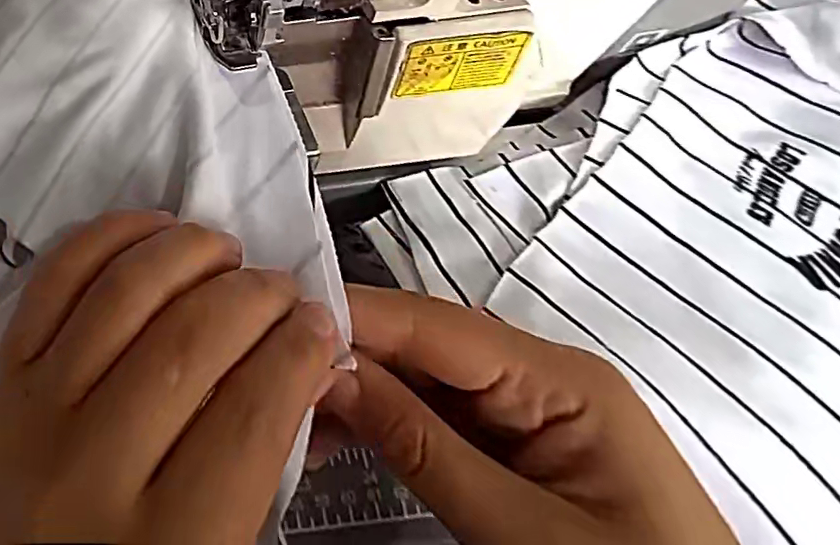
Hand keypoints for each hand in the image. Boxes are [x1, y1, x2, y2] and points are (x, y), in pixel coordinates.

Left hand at [0, 211, 345, 544]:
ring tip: (224, 250)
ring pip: (124, 294)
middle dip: (253, 296)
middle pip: (189, 342)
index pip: (249, 417)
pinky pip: (56, 278)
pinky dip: (110, 235)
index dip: (297, 353)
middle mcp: (92, 469)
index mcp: (164, 543)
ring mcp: (36, 410)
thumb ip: (263, 466)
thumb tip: (308, 364)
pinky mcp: (0, 374)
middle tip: (279, 286)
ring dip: (187, 252)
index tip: (318, 323)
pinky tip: (154, 227)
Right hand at [321, 286, 735, 544]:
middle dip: (351, 354)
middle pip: (424, 345)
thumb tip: (335, 372)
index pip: (437, 324)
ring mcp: (523, 411)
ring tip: (298, 411)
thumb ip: (425, 447)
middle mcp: (538, 377)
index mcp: (560, 380)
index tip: (288, 320)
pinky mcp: (511, 444)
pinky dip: (385, 422)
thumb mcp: (527, 536)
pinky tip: (340, 433)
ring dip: (359, 390)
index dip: (361, 316)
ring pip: (421, 378)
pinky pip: (434, 416)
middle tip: (279, 373)